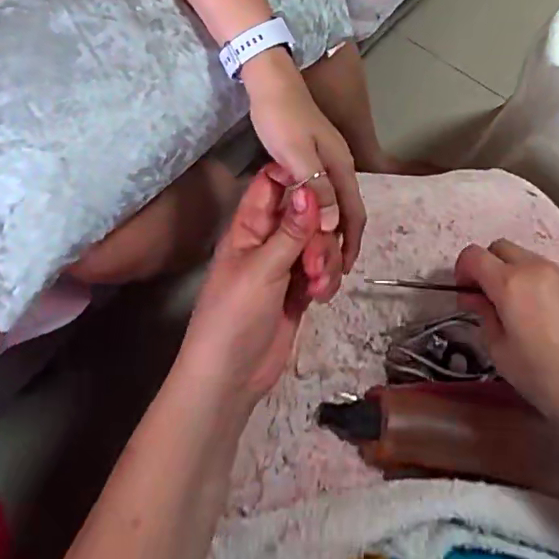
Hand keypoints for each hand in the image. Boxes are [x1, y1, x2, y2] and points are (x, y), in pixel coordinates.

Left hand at [177, 165, 319, 403]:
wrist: (230, 380)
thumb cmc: (233, 317)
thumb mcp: (262, 270)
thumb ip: (290, 230)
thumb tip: (310, 187)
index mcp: (249, 225)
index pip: (274, 182)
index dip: (299, 178)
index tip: (325, 188)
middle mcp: (268, 238)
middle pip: (308, 213)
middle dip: (321, 236)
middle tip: (314, 264)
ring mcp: (285, 263)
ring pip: (321, 241)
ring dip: (327, 261)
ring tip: (317, 287)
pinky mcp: (300, 286)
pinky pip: (324, 268)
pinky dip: (328, 279)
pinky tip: (320, 297)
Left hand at [242, 50, 364, 300]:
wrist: (270, 81)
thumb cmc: (280, 118)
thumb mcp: (295, 155)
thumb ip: (315, 188)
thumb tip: (334, 225)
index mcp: (339, 166)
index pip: (353, 212)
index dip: (350, 242)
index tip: (342, 269)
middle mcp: (339, 165)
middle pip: (348, 210)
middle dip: (341, 240)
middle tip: (327, 269)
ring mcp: (326, 160)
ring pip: (334, 202)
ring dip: (329, 228)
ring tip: (315, 252)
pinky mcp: (312, 156)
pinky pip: (322, 193)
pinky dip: (318, 213)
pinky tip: (304, 221)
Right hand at [454, 240, 558, 432]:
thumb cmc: (547, 380)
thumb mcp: (501, 353)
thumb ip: (484, 316)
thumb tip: (475, 298)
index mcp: (511, 283)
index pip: (474, 255)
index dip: (462, 270)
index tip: (465, 294)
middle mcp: (536, 267)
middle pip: (500, 247)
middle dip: (487, 266)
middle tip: (488, 300)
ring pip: (525, 257)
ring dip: (512, 272)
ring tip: (518, 310)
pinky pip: (548, 271)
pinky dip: (536, 281)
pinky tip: (544, 316)